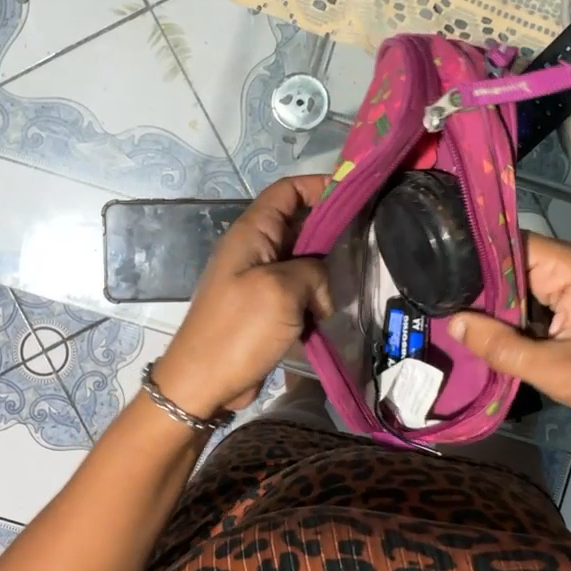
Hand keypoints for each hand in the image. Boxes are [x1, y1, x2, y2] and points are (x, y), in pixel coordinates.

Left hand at [150, 175, 333, 417]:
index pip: (287, 191)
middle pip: (299, 225)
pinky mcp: (265, 309)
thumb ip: (312, 271)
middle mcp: (254, 250)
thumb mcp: (281, 290)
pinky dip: (315, 298)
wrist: (203, 384)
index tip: (355, 195)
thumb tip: (321, 287)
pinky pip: (297, 292)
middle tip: (366, 240)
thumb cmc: (238, 330)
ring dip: (324, 273)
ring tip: (350, 282)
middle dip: (330, 232)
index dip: (319, 185)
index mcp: (251, 233)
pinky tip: (331, 312)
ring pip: (302, 262)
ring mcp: (258, 280)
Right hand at [448, 233, 570, 427]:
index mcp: (568, 267)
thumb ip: (502, 347)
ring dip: (483, 298)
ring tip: (447, 310)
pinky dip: (496, 310)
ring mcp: (557, 281)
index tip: (441, 275)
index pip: (508, 242)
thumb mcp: (553, 370)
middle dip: (475, 281)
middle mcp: (562, 264)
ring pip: (505, 279)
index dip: (475, 257)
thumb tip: (452, 323)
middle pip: (503, 258)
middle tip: (439, 300)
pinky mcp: (553, 299)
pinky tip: (472, 322)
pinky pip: (514, 295)